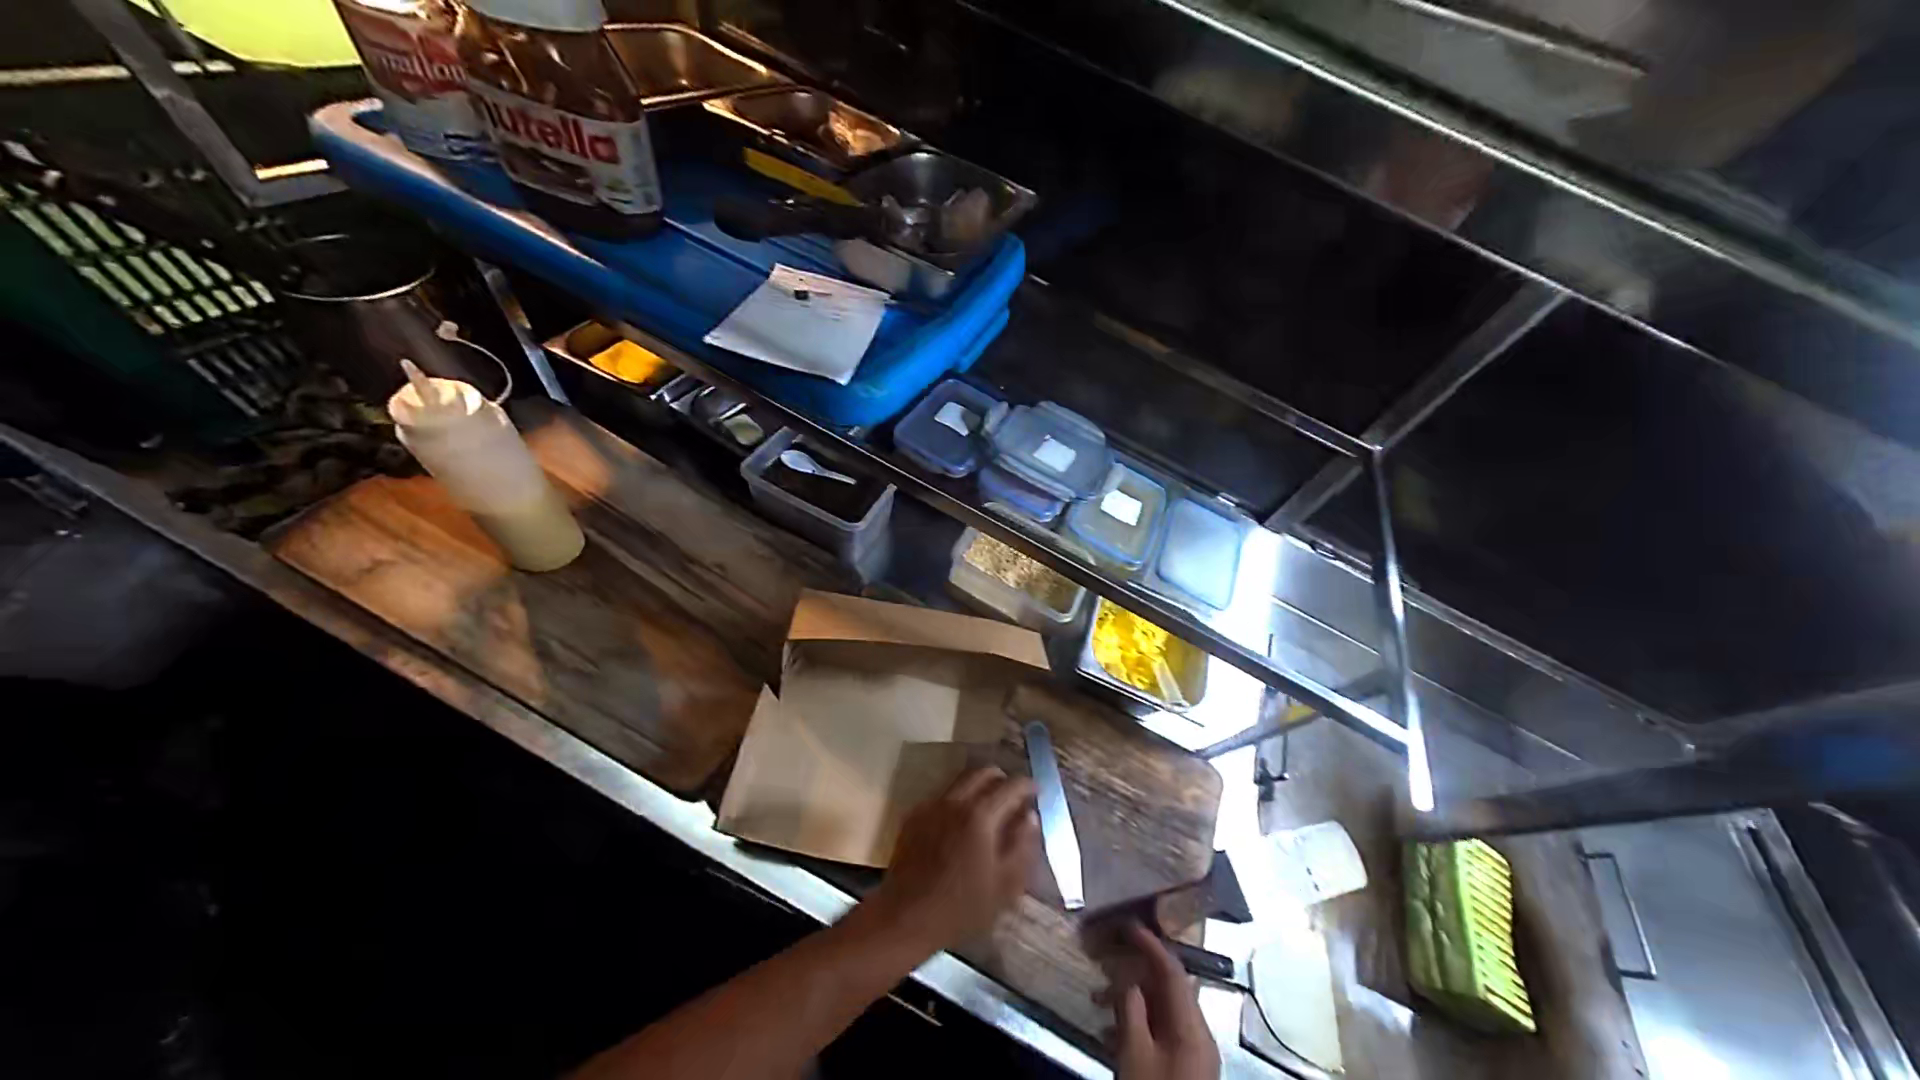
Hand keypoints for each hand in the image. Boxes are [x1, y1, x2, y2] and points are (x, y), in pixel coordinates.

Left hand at [859, 767, 1039, 953]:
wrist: (906, 917)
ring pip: (960, 781)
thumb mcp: (1005, 885)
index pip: (1010, 786)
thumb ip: (1022, 845)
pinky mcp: (914, 817)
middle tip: (1013, 794)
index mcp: (980, 816)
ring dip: (979, 785)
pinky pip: (942, 796)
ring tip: (989, 806)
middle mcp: (954, 801)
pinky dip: (958, 800)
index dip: (1027, 785)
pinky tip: (960, 822)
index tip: (1036, 790)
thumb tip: (1030, 816)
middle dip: (1002, 778)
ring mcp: (931, 806)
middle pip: (982, 772)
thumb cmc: (962, 907)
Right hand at [1112, 922, 1220, 1079]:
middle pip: (1170, 989)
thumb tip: (1128, 978)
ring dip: (1132, 998)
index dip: (1150, 944)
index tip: (1127, 924)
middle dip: (1136, 970)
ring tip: (1098, 998)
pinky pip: (1162, 1032)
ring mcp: (1194, 1054)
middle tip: (1106, 957)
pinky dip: (1138, 1022)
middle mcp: (1199, 1035)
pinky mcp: (1184, 1070)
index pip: (1173, 972)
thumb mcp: (1135, 1054)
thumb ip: (1131, 1009)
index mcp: (1193, 1027)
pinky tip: (1110, 1030)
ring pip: (1163, 1010)